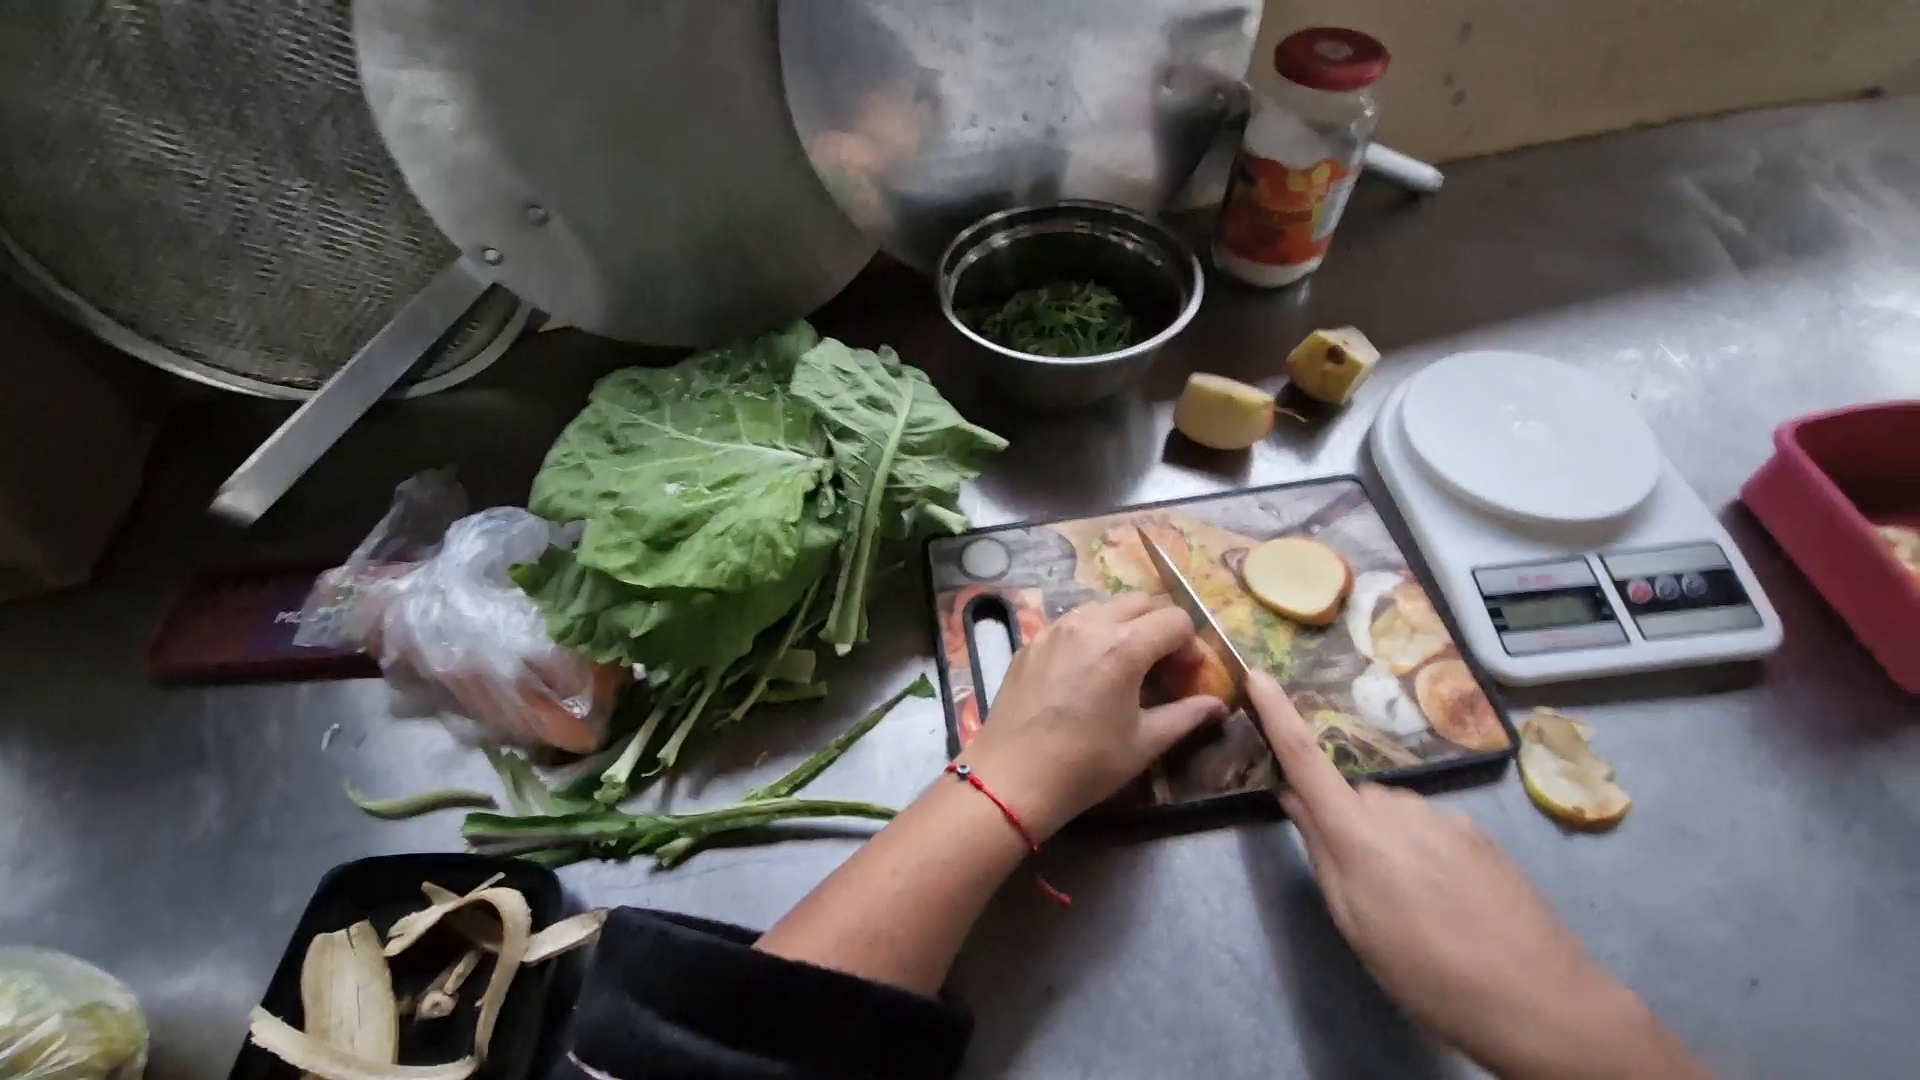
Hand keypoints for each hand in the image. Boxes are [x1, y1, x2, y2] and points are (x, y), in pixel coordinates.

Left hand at [957, 593, 1226, 838]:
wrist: (1012, 777)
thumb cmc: (1086, 763)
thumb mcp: (1144, 743)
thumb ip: (1186, 715)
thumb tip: (1217, 705)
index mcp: (1124, 645)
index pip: (1174, 619)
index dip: (1189, 645)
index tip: (1185, 676)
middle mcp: (1088, 624)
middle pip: (1139, 602)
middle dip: (1158, 627)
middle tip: (1159, 667)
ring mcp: (1054, 629)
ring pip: (1101, 607)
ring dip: (1122, 625)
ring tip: (1122, 666)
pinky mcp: (1030, 642)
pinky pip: (1070, 623)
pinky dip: (1088, 634)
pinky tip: (1084, 672)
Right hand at [1248, 672, 1708, 1078]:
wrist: (1543, 1002)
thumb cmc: (1427, 972)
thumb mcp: (1354, 922)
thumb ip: (1321, 852)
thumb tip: (1295, 799)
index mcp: (1357, 833)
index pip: (1305, 759)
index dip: (1277, 714)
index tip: (1258, 674)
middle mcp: (1397, 808)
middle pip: (1351, 795)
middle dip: (1344, 822)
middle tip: (1361, 884)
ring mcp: (1443, 816)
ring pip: (1391, 811)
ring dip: (1386, 839)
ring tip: (1412, 901)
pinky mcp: (1478, 831)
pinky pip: (1428, 825)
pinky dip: (1422, 849)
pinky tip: (1449, 898)